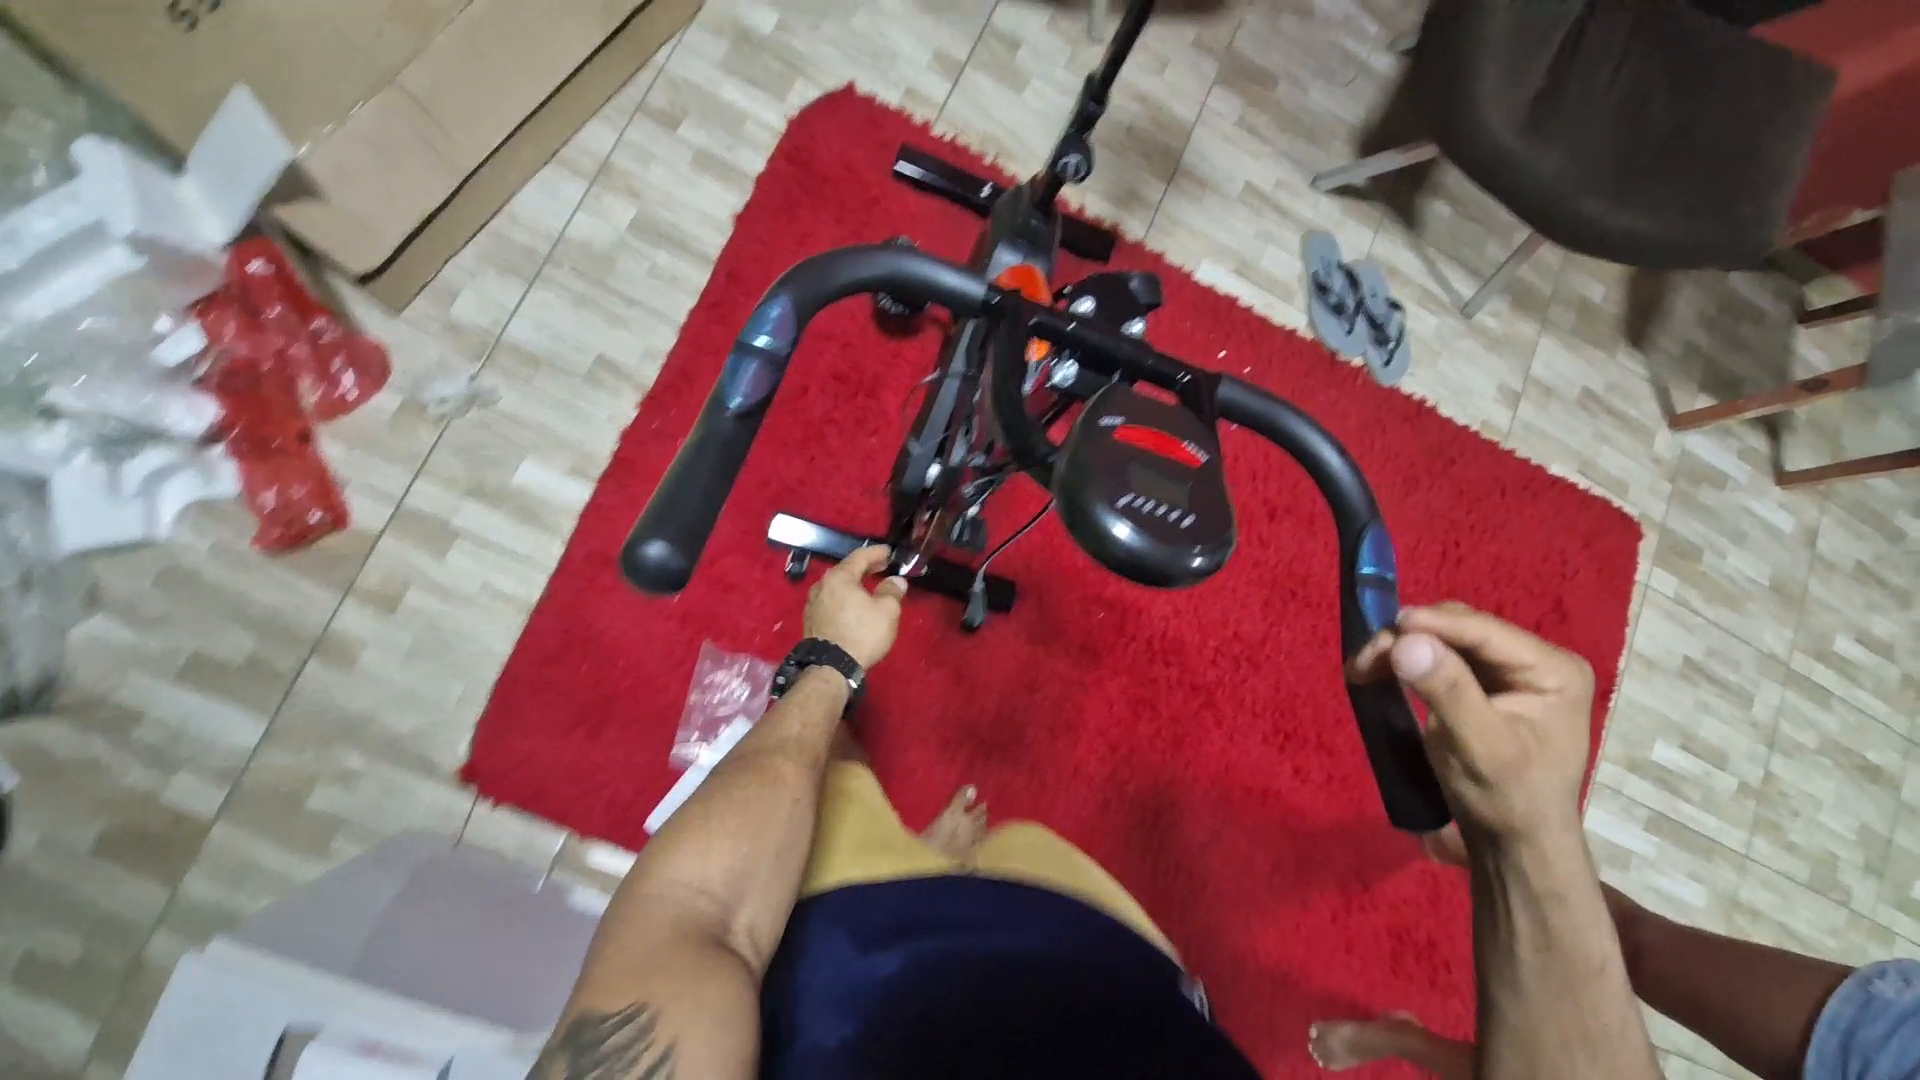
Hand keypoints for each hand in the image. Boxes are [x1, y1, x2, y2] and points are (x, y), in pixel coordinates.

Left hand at [804, 545, 909, 668]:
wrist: (831, 667)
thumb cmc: (862, 634)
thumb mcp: (887, 611)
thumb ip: (892, 591)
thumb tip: (896, 581)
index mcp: (840, 577)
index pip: (860, 556)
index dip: (876, 553)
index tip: (889, 552)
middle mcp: (822, 585)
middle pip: (845, 569)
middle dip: (864, 567)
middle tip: (881, 566)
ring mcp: (813, 603)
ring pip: (836, 585)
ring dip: (852, 583)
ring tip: (867, 586)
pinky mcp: (811, 620)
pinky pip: (830, 599)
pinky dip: (843, 597)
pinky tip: (852, 604)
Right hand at [1349, 602, 1594, 843]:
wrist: (1513, 842)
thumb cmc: (1506, 798)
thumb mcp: (1477, 746)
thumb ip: (1447, 691)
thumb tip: (1405, 641)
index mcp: (1553, 670)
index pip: (1484, 632)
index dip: (1432, 625)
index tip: (1383, 630)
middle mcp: (1535, 660)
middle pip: (1460, 629)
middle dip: (1410, 638)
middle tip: (1365, 659)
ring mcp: (1509, 671)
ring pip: (1443, 639)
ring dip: (1400, 648)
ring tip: (1362, 668)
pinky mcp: (1483, 683)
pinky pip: (1438, 657)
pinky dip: (1405, 662)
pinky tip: (1377, 672)